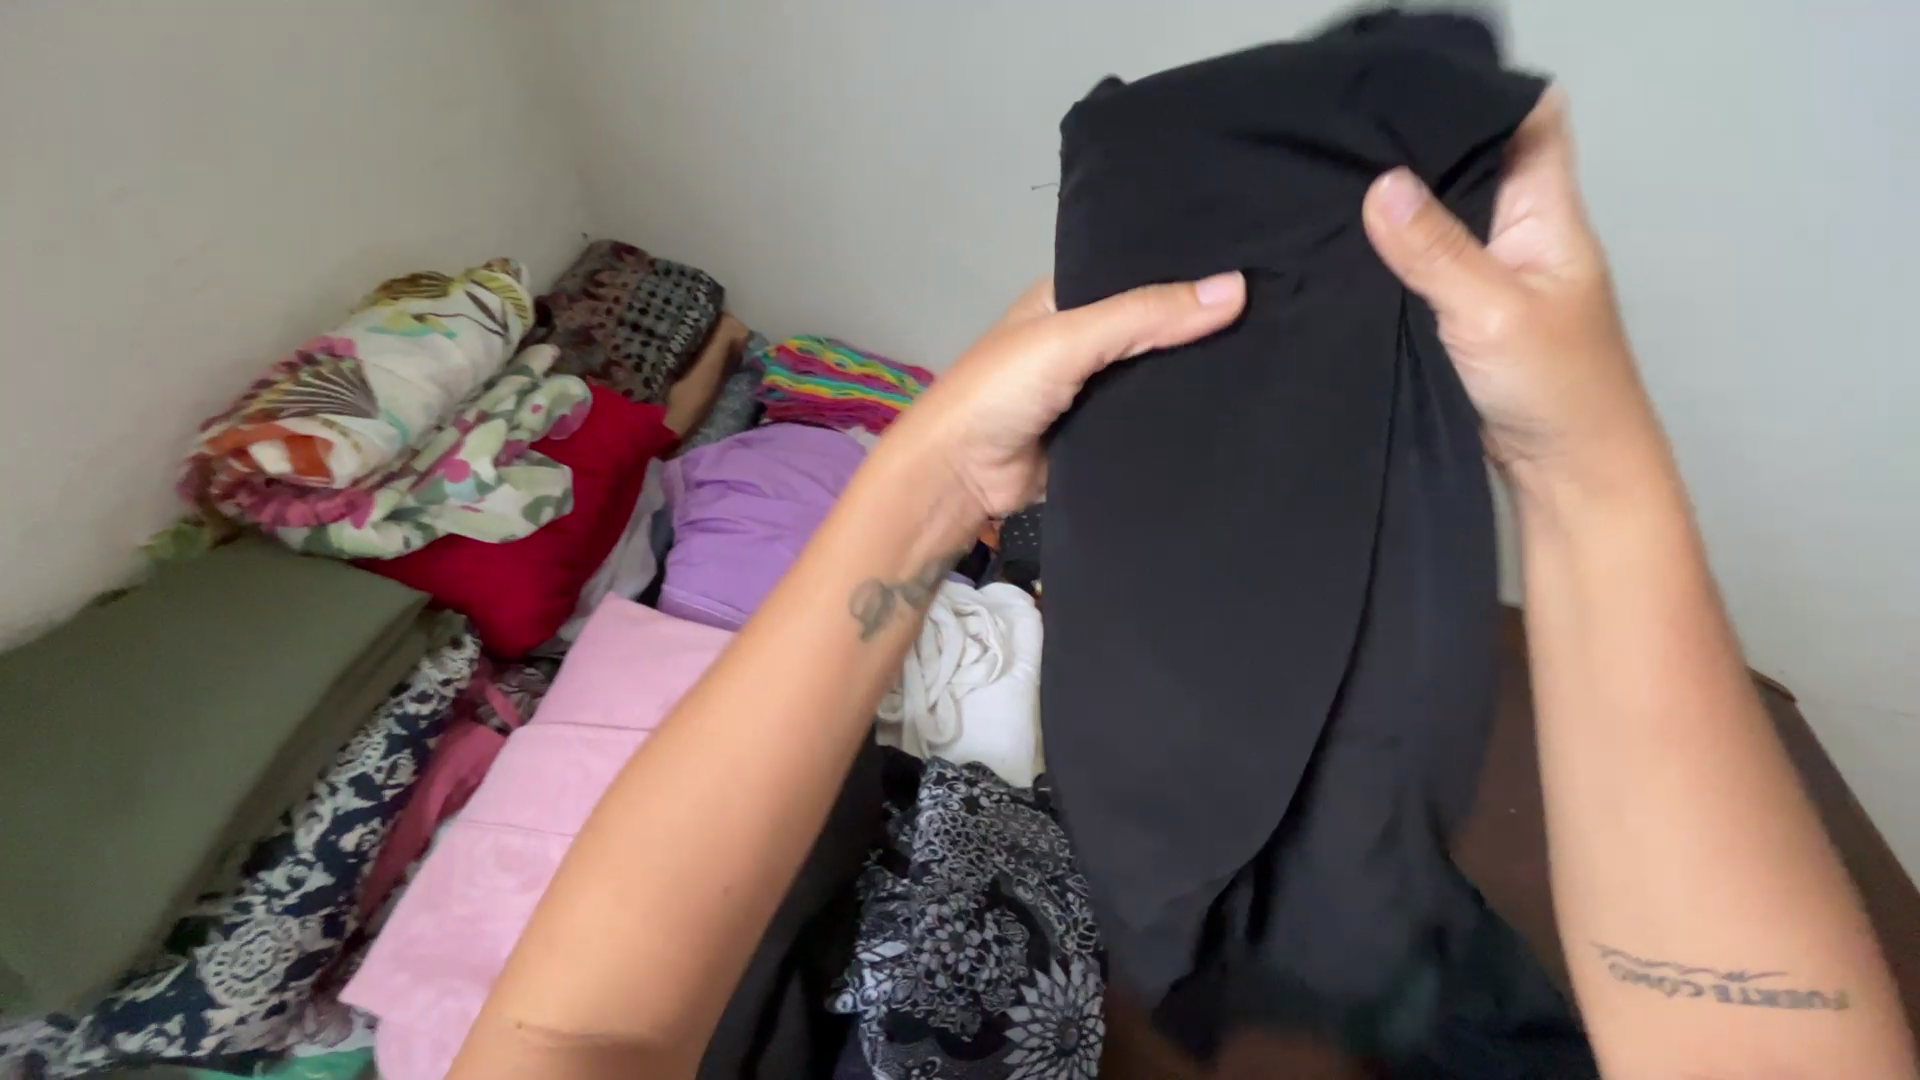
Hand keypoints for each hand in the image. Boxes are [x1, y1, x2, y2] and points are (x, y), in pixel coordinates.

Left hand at [882, 271, 1245, 517]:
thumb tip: (1236, 288)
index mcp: (1067, 300)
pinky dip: (1179, 416)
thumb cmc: (1000, 391)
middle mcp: (1083, 341)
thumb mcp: (1069, 338)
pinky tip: (1236, 404)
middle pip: (1152, 328)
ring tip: (1277, 352)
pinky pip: (1148, 421)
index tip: (1258, 259)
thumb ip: (1144, 316)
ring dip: (1195, 374)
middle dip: (1200, 325)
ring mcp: (1093, 391)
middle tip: (1282, 309)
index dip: (1188, 269)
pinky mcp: (1101, 437)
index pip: (1138, 272)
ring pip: (1155, 377)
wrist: (961, 476)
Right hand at [1361, 90, 1662, 494]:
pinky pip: (1418, 272)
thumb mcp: (1491, 309)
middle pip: (1471, 170)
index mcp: (1545, 214)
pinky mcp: (1454, 317)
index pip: (1526, 124)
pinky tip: (1339, 254)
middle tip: (1343, 135)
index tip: (1406, 89)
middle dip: (1418, 150)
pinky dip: (1385, 259)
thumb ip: (1436, 251)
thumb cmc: (1551, 382)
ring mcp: (1484, 279)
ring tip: (1327, 185)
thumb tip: (1380, 184)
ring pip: (1438, 223)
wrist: (1560, 466)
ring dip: (1396, 208)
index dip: (1477, 97)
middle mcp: (1516, 235)